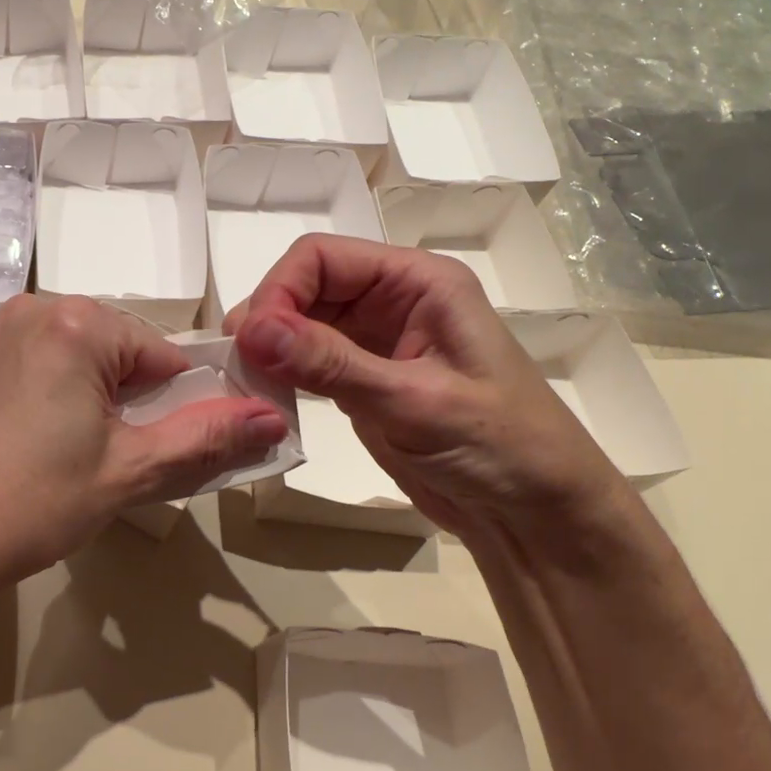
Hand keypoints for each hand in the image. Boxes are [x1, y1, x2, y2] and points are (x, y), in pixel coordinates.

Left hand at [0, 295, 288, 594]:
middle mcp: (30, 312)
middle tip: (117, 461)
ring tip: (79, 460)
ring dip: (96, 402)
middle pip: (119, 351)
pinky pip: (38, 367)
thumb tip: (273, 419)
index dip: (180, 403)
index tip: (169, 448)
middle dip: (134, 401)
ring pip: (78, 360)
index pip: (164, 353)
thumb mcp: (132, 471)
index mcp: (74, 324)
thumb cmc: (36, 504)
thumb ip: (207, 437)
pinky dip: (57, 399)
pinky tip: (43, 449)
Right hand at [226, 234, 628, 536]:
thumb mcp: (412, 401)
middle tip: (237, 367)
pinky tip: (264, 399)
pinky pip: (306, 364)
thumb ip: (330, 363)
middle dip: (267, 320)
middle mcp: (392, 302)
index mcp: (418, 283)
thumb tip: (252, 331)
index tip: (250, 342)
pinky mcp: (361, 382)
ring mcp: (374, 343)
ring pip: (299, 326)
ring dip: (268, 350)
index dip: (279, 290)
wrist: (533, 513)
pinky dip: (280, 377)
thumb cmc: (498, 446)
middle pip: (305, 287)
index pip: (322, 258)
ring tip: (244, 385)